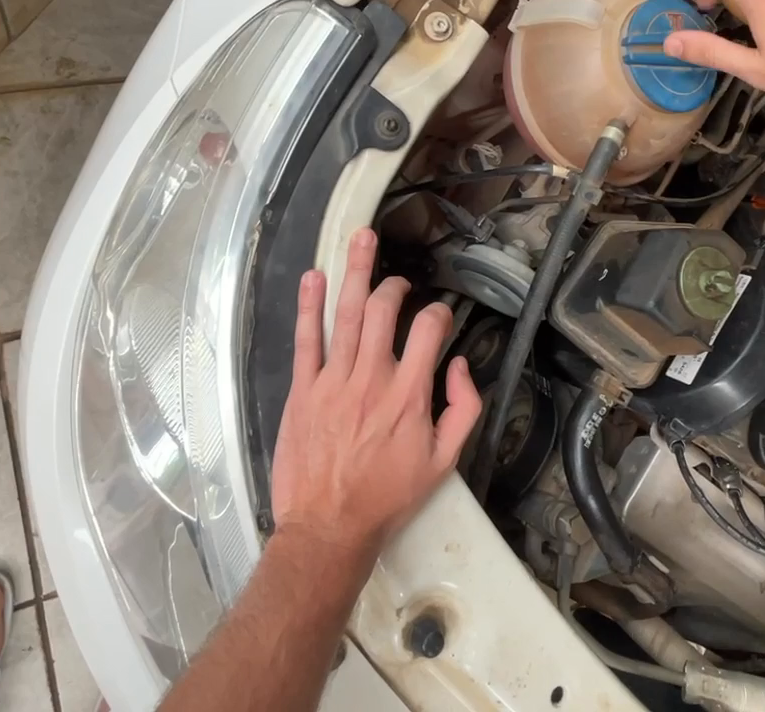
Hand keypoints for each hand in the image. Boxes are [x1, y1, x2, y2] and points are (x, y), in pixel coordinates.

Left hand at [270, 228, 481, 561]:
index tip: (437, 317)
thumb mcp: (443, 462)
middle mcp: (372, 378)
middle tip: (398, 284)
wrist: (327, 528)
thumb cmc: (388, 497)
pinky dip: (308, 305)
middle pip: (382, 310)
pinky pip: (305, 340)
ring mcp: (333, 380)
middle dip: (393, 286)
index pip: (428, 330)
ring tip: (360, 237)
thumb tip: (457, 365)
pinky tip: (312, 276)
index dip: (437, 314)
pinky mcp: (302, 389)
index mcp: (409, 394)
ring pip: (345, 314)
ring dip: (355, 271)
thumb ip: (463, 409)